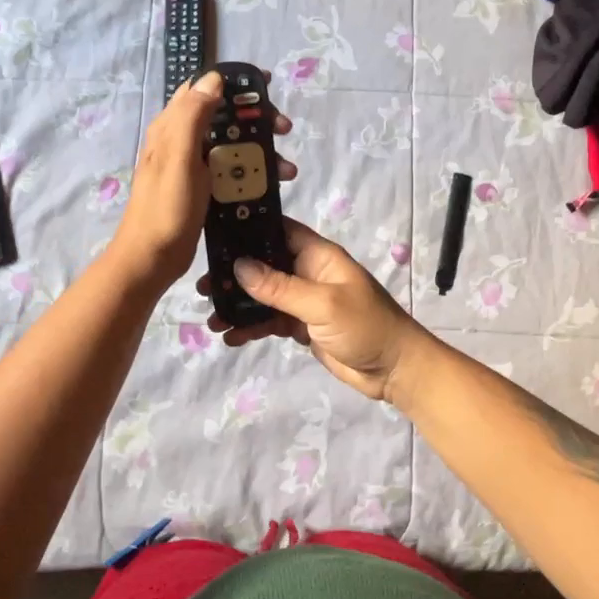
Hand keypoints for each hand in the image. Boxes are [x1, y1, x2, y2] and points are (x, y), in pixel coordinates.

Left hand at [111, 71, 295, 286]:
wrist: (151, 260)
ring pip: (233, 144)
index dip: (233, 82)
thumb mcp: (179, 157)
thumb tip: (214, 78)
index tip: (267, 86)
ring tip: (286, 167)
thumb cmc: (166, 208)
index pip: (202, 88)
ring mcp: (193, 165)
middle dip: (257, 118)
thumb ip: (193, 116)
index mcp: (171, 127)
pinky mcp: (203, 187)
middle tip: (284, 129)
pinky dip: (254, 171)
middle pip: (224, 115)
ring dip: (261, 148)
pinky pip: (233, 170)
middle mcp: (181, 140)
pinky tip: (274, 183)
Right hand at [200, 218, 432, 401]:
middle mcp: (308, 272)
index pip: (278, 230)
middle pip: (264, 264)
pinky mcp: (302, 326)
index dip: (249, 229)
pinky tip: (231, 337)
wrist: (394, 369)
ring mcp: (305, 300)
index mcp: (318, 255)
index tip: (215, 234)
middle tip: (204, 286)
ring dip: (238, 305)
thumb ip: (280, 286)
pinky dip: (251, 327)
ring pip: (263, 296)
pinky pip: (270, 321)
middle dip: (235, 274)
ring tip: (211, 317)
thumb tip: (239, 266)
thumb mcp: (322, 303)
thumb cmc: (365, 326)